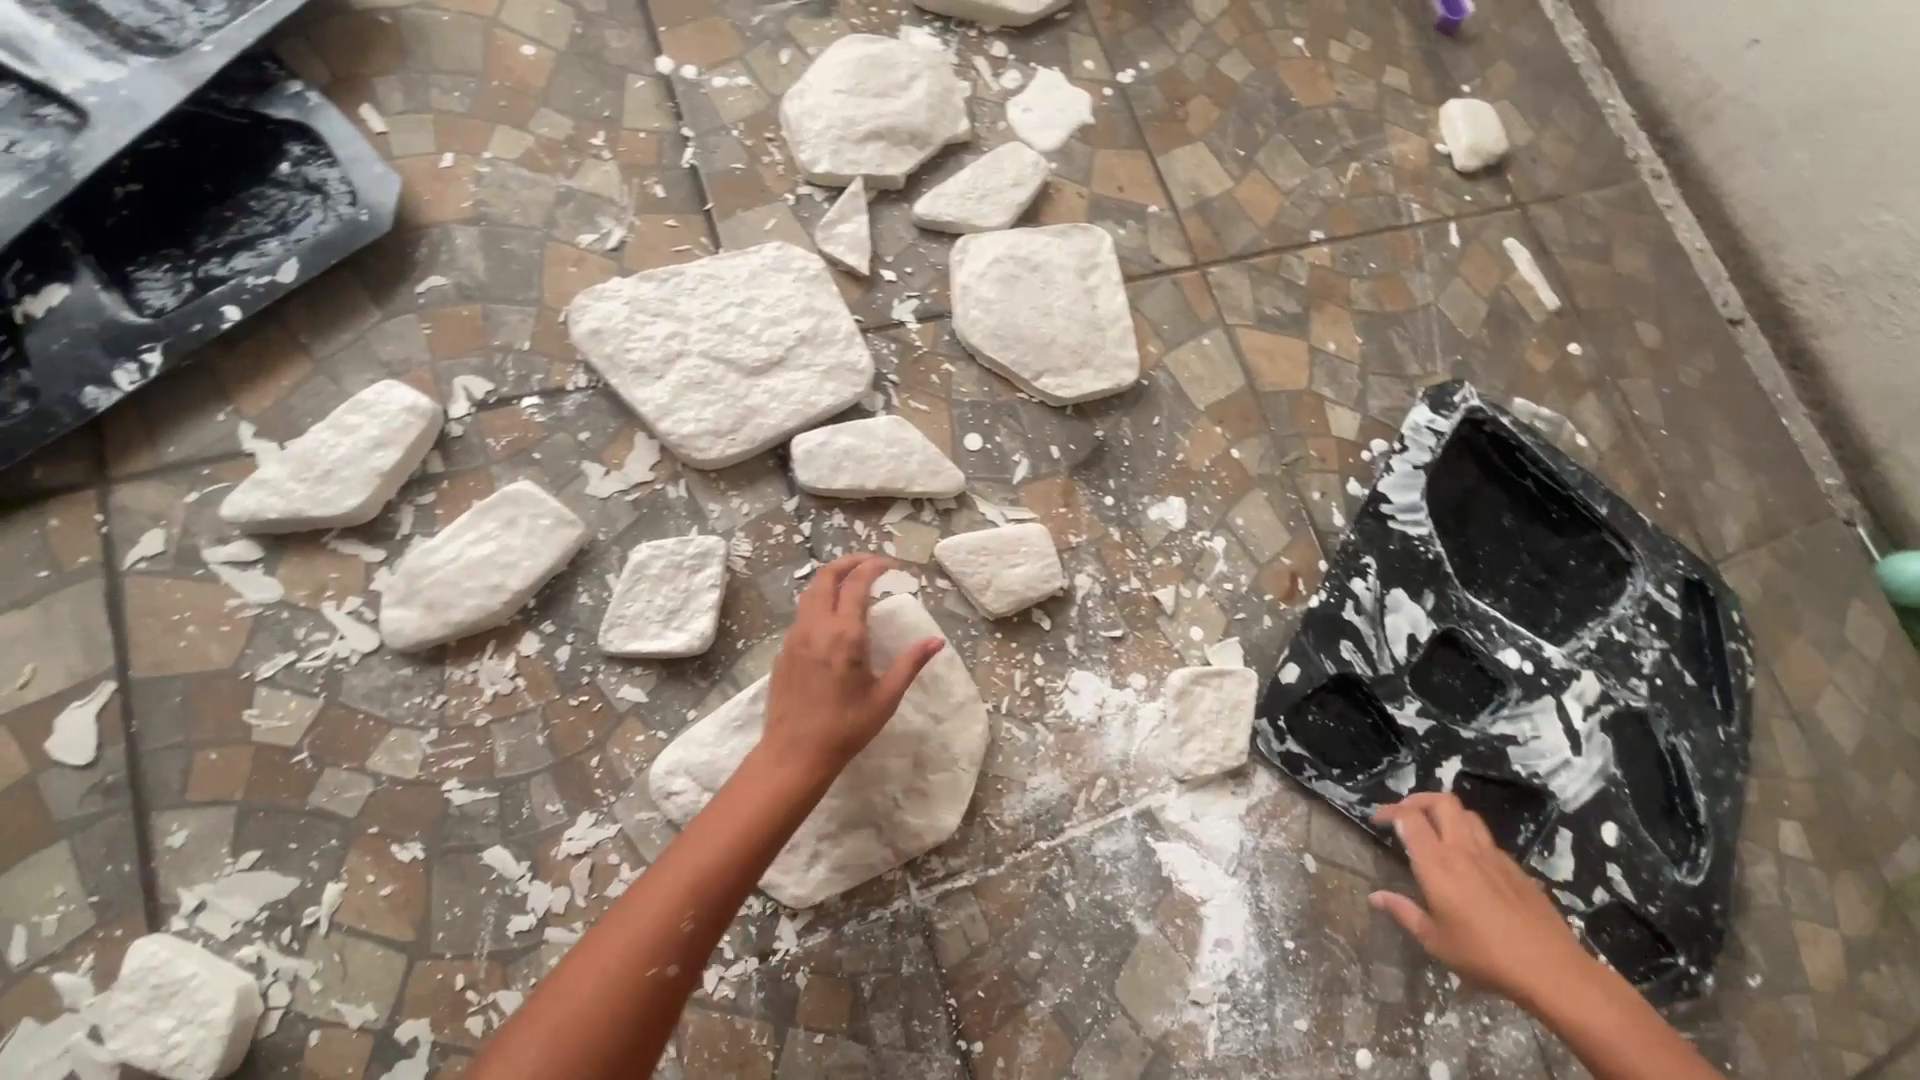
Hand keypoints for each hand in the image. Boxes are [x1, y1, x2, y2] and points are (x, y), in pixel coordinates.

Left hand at [759, 554, 944, 778]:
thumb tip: (936, 642)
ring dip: (830, 580)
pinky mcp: (783, 652)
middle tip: (869, 563)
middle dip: (848, 562)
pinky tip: (832, 621)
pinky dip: (818, 603)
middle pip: (825, 576)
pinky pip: (801, 615)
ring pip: (809, 593)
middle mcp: (816, 627)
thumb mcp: (886, 698)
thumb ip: (910, 664)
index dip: (874, 566)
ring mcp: (794, 638)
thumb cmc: (846, 728)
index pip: (857, 583)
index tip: (890, 565)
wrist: (795, 753)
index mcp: (845, 635)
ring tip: (851, 585)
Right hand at [1371, 793, 1598, 1008]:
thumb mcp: (1434, 940)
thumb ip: (1403, 912)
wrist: (1550, 969)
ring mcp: (1494, 857)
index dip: (1390, 811)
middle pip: (1442, 802)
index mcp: (1437, 864)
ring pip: (1468, 815)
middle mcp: (1464, 850)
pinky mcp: (1516, 869)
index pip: (1410, 818)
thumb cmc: (1484, 956)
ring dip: (1447, 814)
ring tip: (1436, 830)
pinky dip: (1470, 838)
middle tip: (1406, 815)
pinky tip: (1469, 863)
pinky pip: (1488, 840)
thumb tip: (1376, 896)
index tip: (1378, 819)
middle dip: (1419, 800)